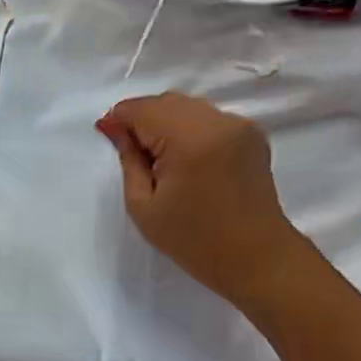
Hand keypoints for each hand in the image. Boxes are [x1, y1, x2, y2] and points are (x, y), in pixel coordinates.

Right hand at [97, 92, 301, 308]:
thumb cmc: (193, 241)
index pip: (144, 109)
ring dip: (166, 123)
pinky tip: (185, 160)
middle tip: (129, 152)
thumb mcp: (144, 206)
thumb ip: (129, 160)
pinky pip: (210, 119)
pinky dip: (190, 130)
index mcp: (189, 139)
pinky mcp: (252, 135)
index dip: (120, 117)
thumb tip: (116, 128)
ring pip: (190, 108)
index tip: (105, 132)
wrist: (256, 258)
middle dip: (143, 119)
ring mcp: (240, 125)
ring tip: (158, 159)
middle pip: (168, 102)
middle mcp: (218, 122)